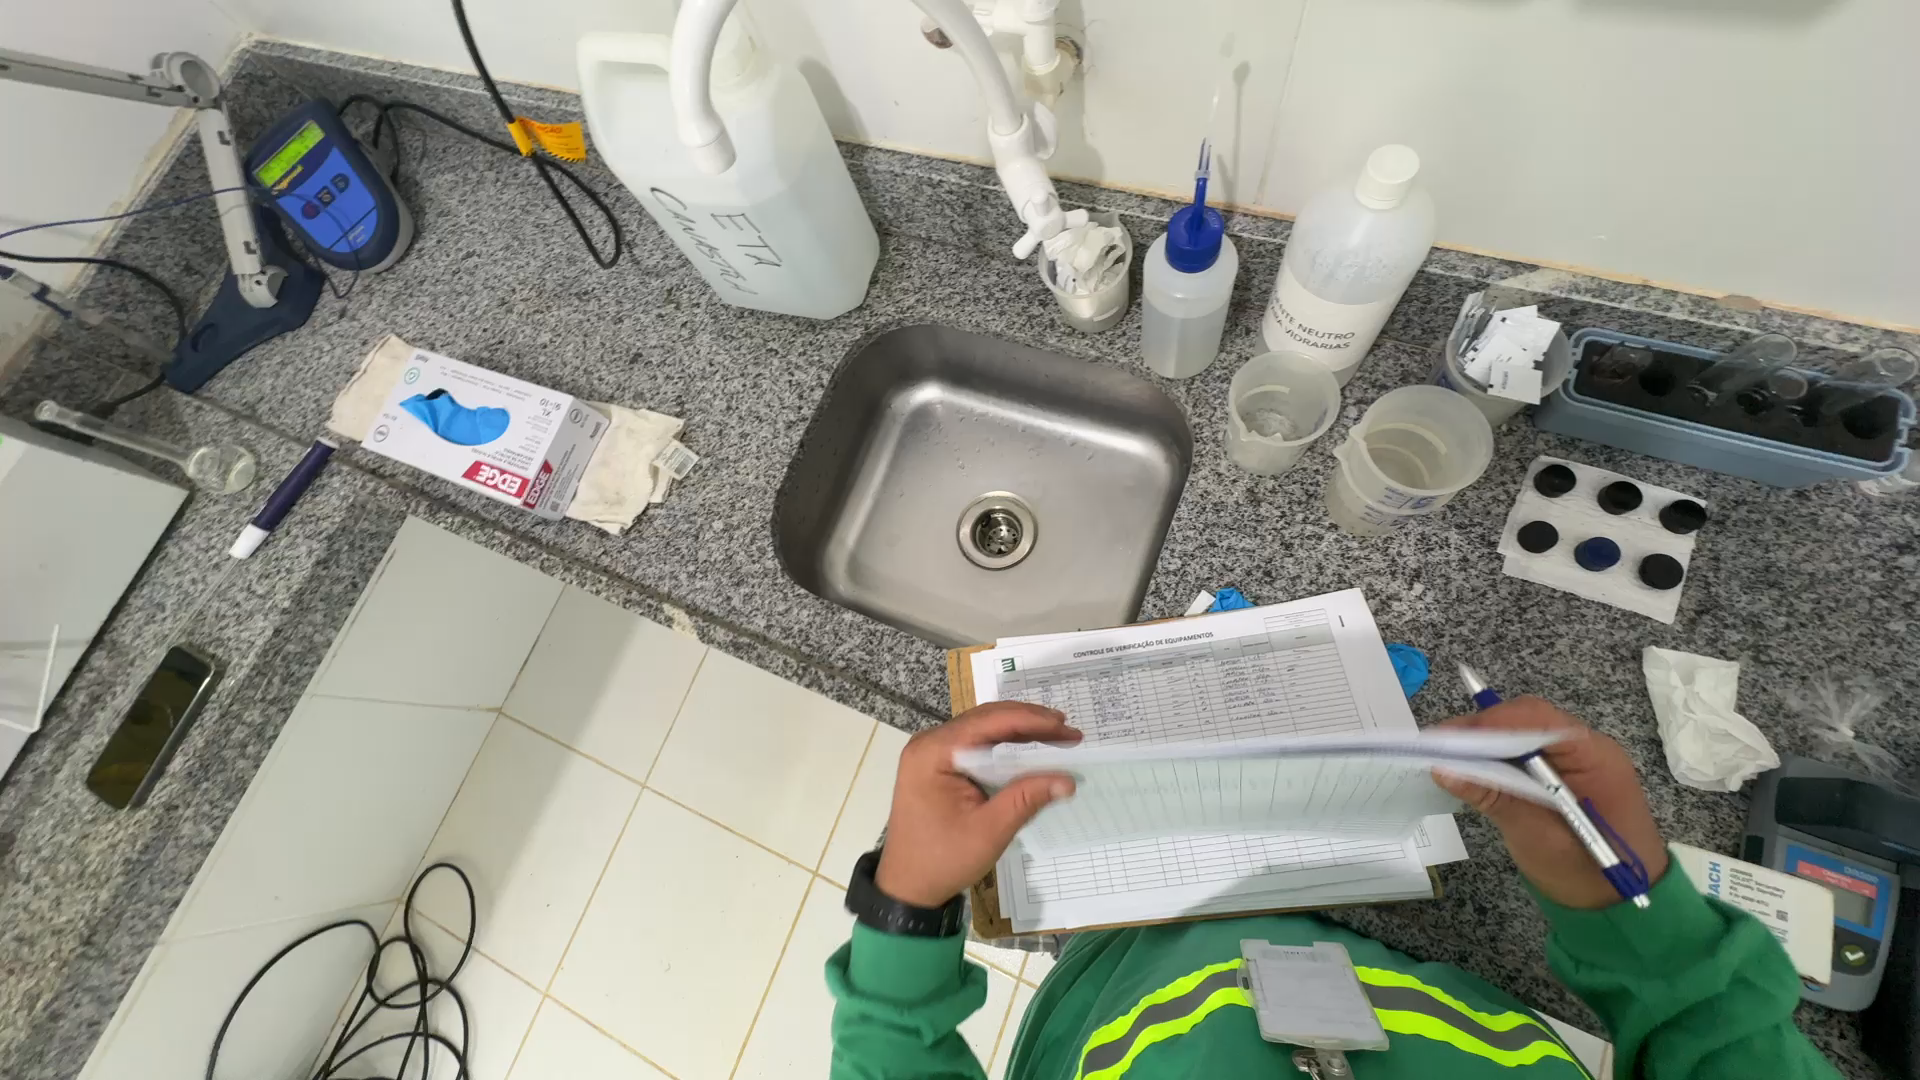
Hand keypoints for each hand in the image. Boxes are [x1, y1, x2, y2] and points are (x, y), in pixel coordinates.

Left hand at [874, 702, 1080, 907]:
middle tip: (1068, 731)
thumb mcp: (989, 831)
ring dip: (1019, 732)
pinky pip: (976, 745)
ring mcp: (931, 751)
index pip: (988, 722)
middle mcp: (929, 742)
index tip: (1065, 726)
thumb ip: (1026, 799)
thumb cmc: (942, 860)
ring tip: (1056, 736)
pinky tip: (1029, 751)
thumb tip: (1068, 780)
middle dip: (1029, 723)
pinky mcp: (938, 764)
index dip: (1031, 720)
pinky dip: (1004, 746)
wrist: (906, 887)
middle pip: (986, 720)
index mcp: (933, 752)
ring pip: (983, 729)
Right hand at [1434, 696, 1668, 909]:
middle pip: (1522, 720)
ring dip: (1479, 742)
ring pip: (1514, 731)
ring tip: (1444, 756)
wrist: (1614, 905)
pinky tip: (1466, 767)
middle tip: (1438, 746)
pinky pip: (1516, 749)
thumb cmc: (1586, 874)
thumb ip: (1495, 798)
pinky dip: (1488, 755)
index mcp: (1594, 758)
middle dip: (1479, 730)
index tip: (1450, 738)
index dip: (1492, 722)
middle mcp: (1582, 749)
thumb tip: (1441, 769)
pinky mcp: (1553, 770)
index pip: (1538, 719)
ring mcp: (1568, 758)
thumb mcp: (1538, 837)